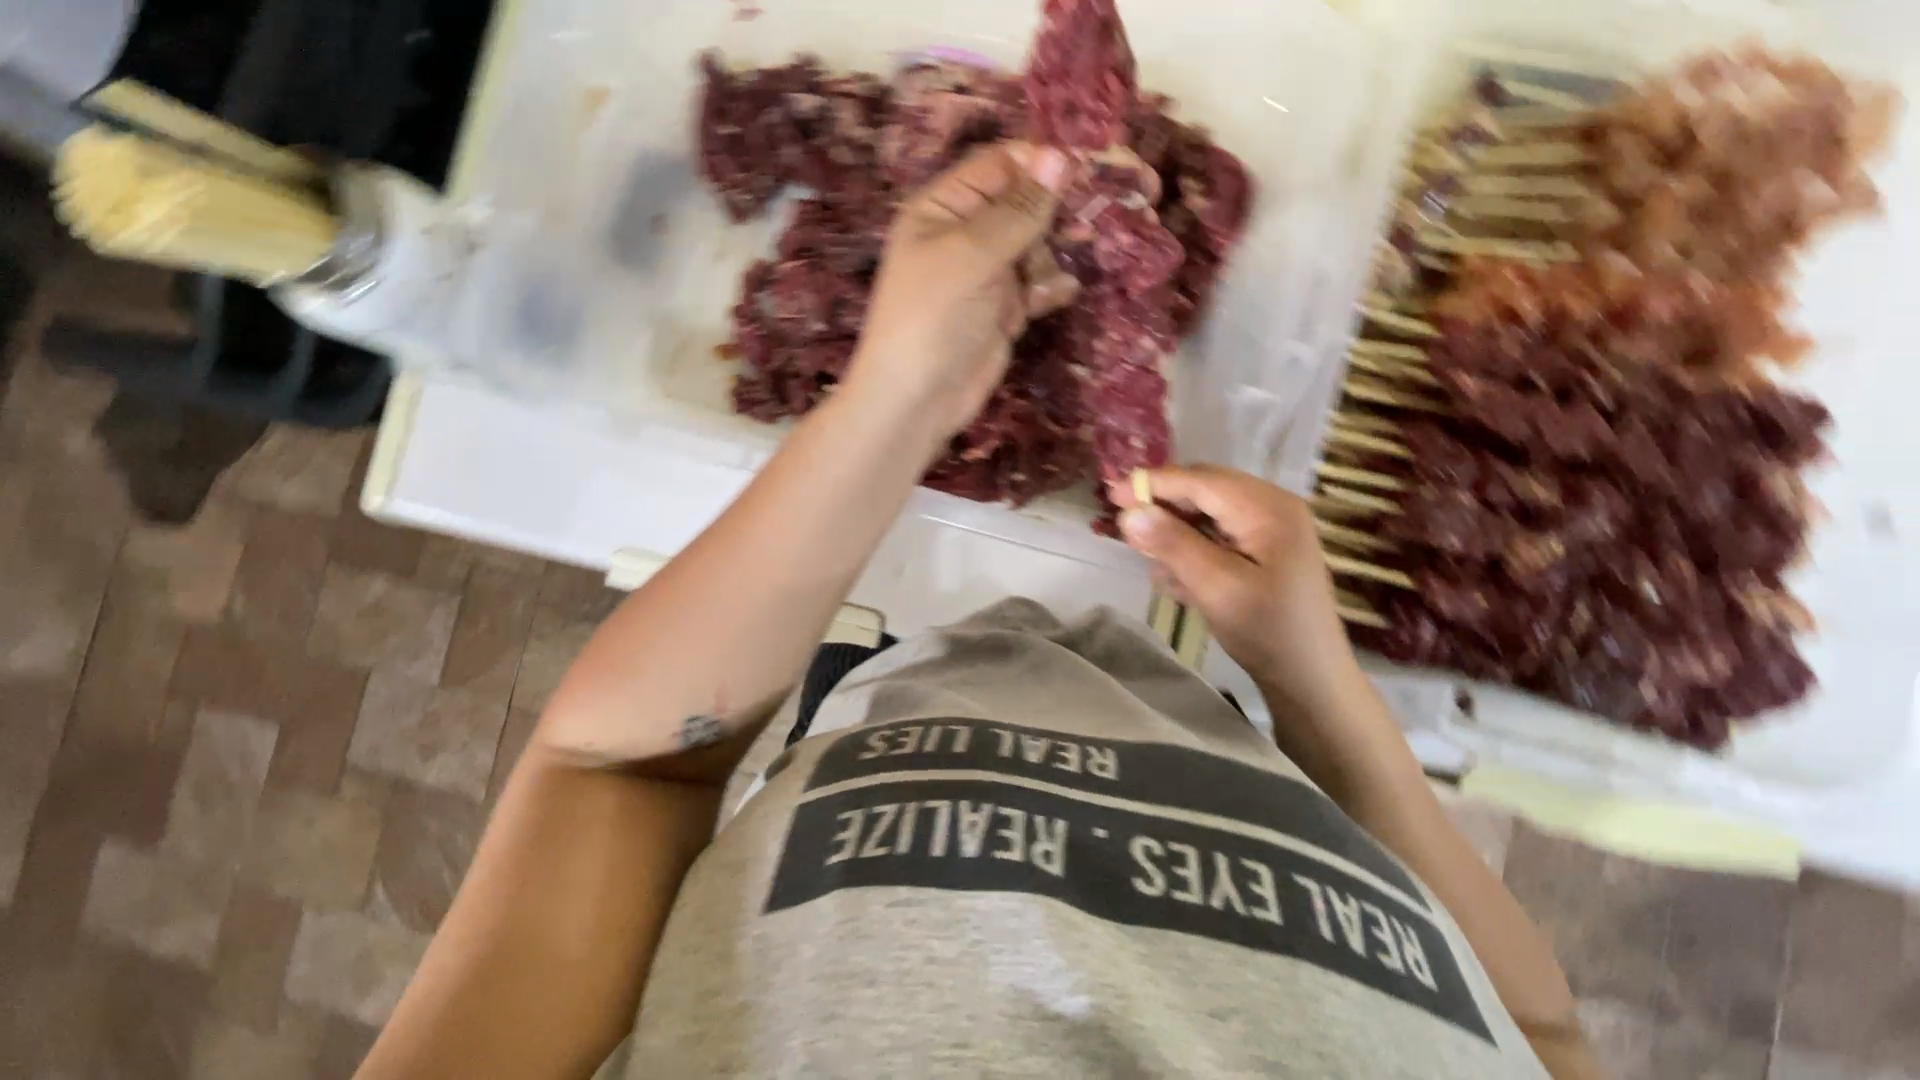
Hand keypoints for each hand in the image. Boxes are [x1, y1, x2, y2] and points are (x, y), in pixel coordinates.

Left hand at [843, 142, 1077, 437]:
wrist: (917, 400)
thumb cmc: (933, 317)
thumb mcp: (973, 255)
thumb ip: (1019, 210)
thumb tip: (1060, 154)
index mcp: (941, 207)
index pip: (998, 165)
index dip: (1038, 162)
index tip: (1084, 167)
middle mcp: (963, 234)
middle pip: (1022, 204)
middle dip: (1051, 214)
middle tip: (1084, 223)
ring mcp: (985, 274)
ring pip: (1035, 245)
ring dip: (1049, 259)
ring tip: (1044, 283)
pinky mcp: (1002, 310)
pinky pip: (1037, 285)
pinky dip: (1049, 289)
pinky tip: (1057, 298)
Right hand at [1110, 465, 1365, 708]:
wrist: (1311, 679)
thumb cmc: (1268, 631)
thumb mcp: (1216, 587)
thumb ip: (1173, 545)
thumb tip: (1130, 513)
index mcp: (1268, 508)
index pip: (1200, 481)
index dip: (1154, 484)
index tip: (1111, 494)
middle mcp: (1270, 508)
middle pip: (1203, 492)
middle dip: (1163, 508)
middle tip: (1124, 527)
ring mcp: (1268, 530)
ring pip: (1206, 515)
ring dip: (1176, 535)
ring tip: (1151, 562)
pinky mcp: (1263, 553)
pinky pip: (1217, 537)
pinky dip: (1192, 552)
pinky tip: (1176, 581)